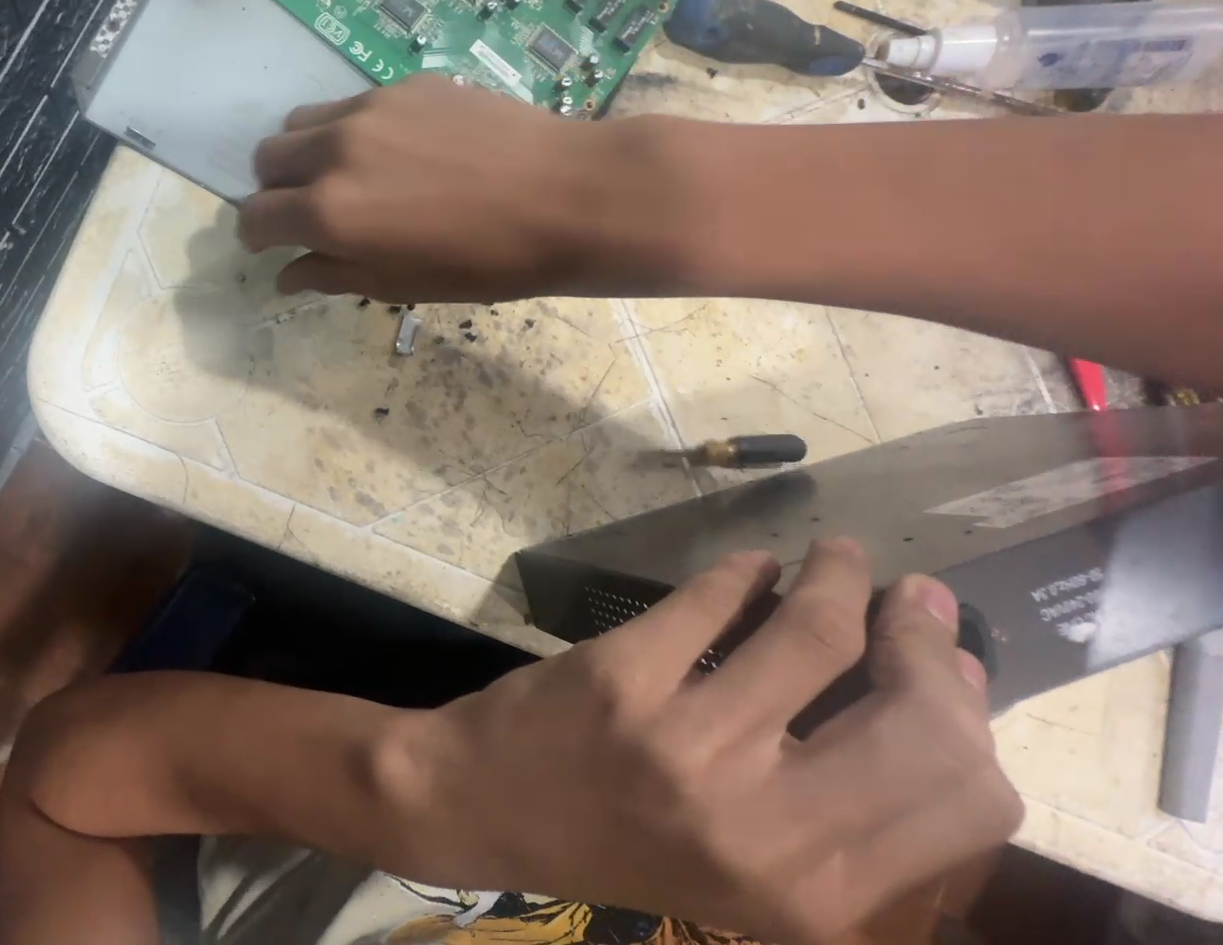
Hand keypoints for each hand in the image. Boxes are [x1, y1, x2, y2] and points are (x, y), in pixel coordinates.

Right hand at [238, 74, 699, 301]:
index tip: (274, 243)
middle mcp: (334, 150)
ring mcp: (370, 108)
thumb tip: (284, 276)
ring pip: (301, 121)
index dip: (257, 235)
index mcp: (328, 211)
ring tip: (348, 176)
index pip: (254, 216)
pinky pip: (352, 104)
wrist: (567, 196)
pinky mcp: (407, 83)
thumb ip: (330, 275)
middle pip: (266, 158)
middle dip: (275, 189)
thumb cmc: (481, 262)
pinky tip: (399, 152)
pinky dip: (351, 130)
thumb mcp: (397, 283)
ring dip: (306, 152)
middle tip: (311, 210)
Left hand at [377, 539, 1018, 944]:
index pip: (967, 800)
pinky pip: (712, 600)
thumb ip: (844, 806)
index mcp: (811, 893)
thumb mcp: (748, 867)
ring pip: (814, 634)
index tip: (949, 663)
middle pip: (918, 720)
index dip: (970, 717)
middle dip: (924, 640)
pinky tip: (750, 565)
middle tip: (911, 597)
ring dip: (838, 578)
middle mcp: (760, 825)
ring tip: (838, 557)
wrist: (480, 807)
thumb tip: (942, 690)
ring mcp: (685, 743)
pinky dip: (741, 571)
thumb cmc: (616, 840)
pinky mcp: (622, 675)